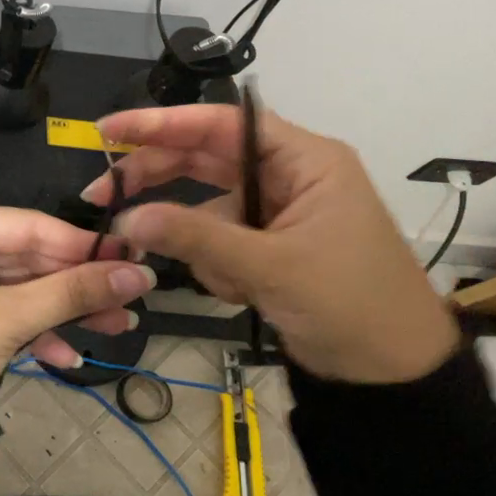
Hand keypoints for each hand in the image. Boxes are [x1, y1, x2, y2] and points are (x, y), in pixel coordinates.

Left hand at [0, 208, 157, 436]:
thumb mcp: (8, 319)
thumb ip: (72, 293)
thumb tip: (138, 272)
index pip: (31, 226)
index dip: (82, 243)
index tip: (133, 257)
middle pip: (34, 258)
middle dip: (81, 283)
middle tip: (134, 296)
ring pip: (29, 289)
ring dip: (69, 310)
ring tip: (120, 326)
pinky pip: (14, 316)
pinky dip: (41, 333)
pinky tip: (68, 356)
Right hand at [83, 104, 458, 383]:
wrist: (393, 372)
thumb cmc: (350, 303)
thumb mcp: (270, 266)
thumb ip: (195, 236)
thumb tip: (126, 217)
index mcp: (303, 160)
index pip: (221, 124)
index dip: (161, 123)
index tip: (109, 131)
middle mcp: (286, 177)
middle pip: (202, 160)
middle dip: (157, 180)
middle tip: (102, 196)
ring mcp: (273, 213)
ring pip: (204, 207)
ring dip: (194, 240)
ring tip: (223, 279)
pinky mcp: (264, 247)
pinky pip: (214, 240)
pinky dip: (213, 266)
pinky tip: (241, 293)